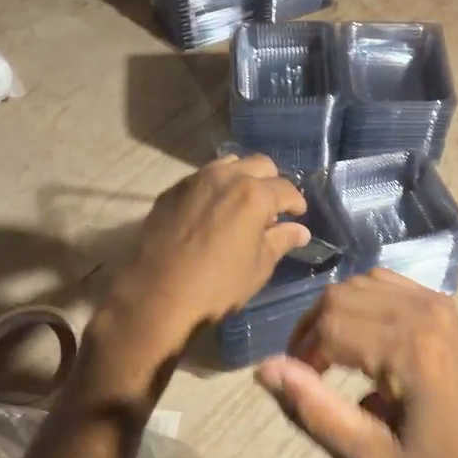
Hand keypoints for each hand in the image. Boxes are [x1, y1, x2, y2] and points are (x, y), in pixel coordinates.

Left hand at [94, 155, 309, 372]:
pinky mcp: (172, 191)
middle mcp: (226, 177)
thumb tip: (300, 231)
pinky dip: (214, 187)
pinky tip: (212, 212)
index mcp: (254, 194)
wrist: (157, 294)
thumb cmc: (217, 285)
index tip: (297, 215)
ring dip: (242, 178)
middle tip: (271, 209)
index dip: (296, 203)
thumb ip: (281, 241)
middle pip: (260, 165)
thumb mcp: (258, 267)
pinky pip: (201, 178)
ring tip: (241, 204)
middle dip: (271, 183)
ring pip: (228, 164)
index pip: (286, 188)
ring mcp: (196, 180)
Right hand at [254, 270, 457, 457]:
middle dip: (310, 333)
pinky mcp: (435, 296)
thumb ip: (313, 412)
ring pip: (352, 284)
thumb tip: (265, 368)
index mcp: (409, 351)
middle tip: (308, 373)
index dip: (301, 356)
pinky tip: (355, 334)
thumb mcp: (365, 456)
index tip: (301, 388)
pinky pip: (377, 280)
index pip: (330, 329)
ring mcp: (431, 299)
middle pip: (336, 299)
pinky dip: (354, 301)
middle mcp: (421, 312)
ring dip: (328, 315)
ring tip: (327, 354)